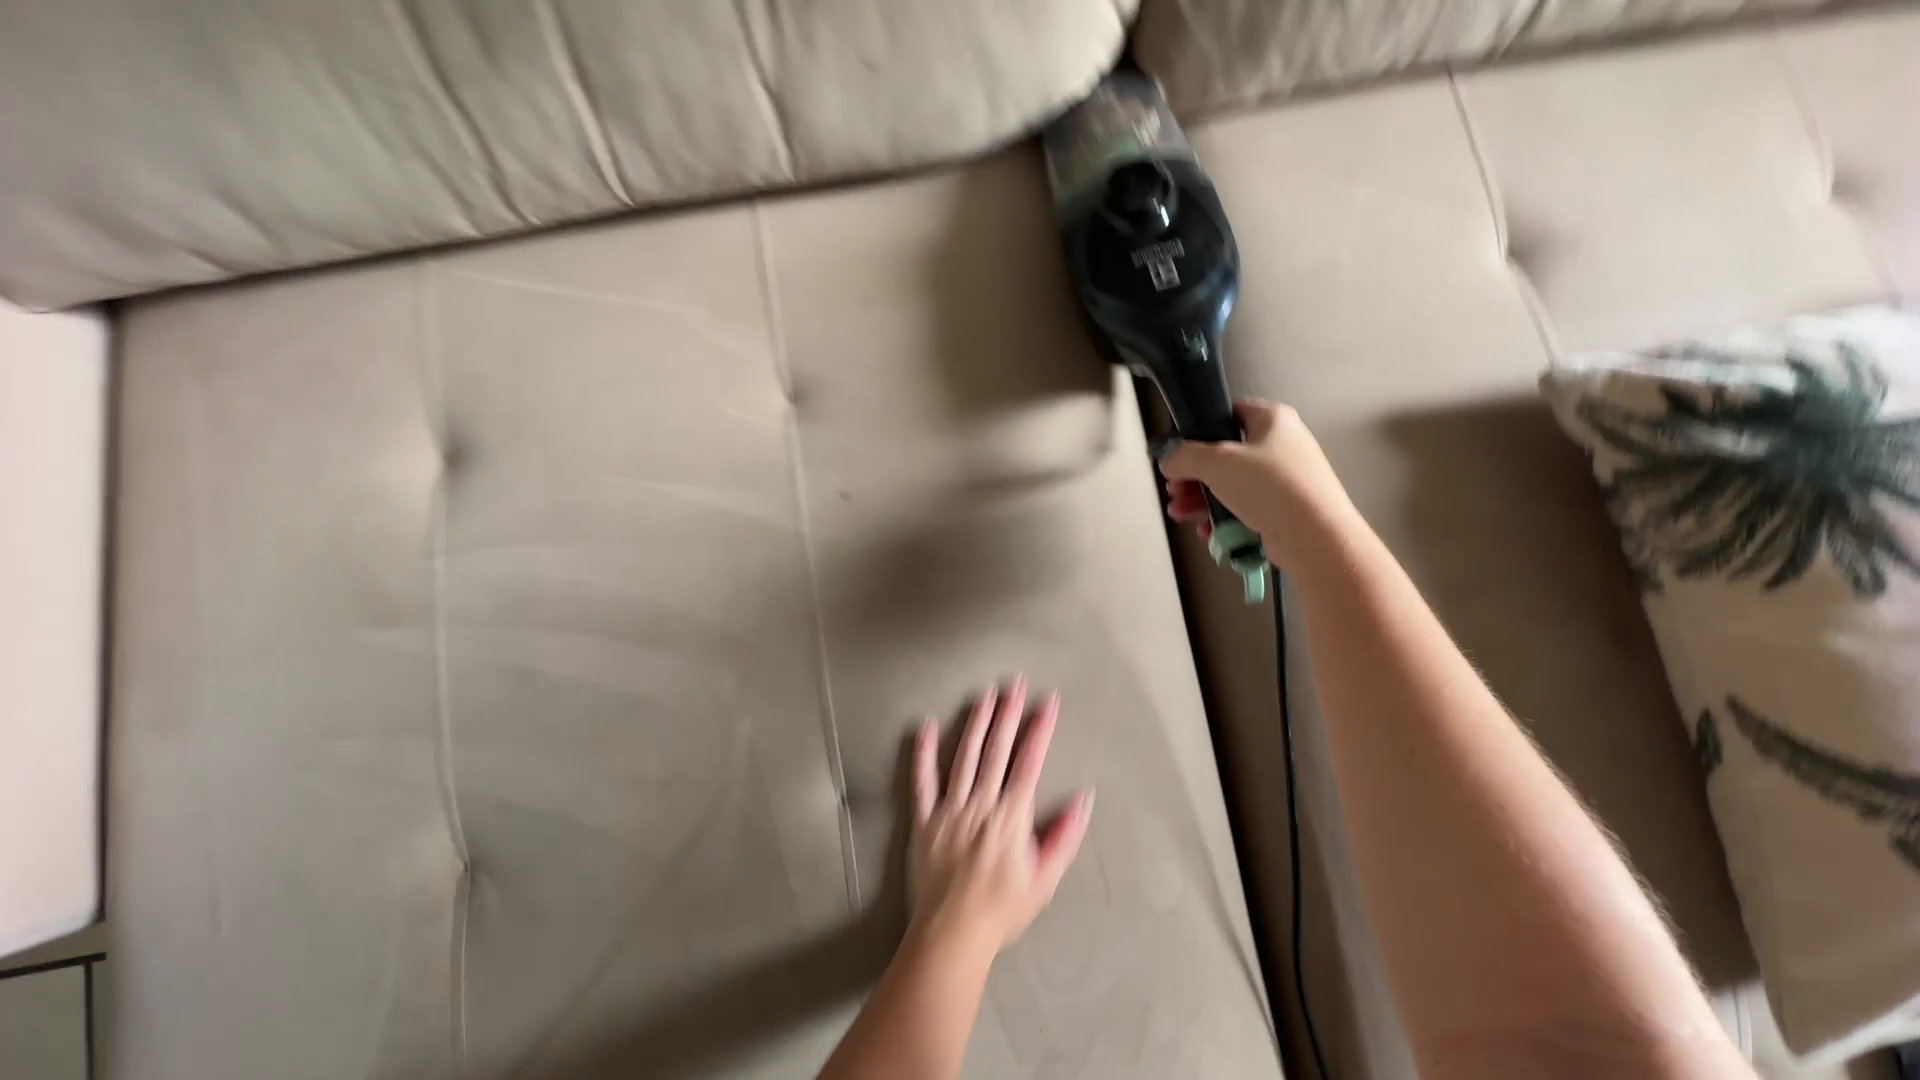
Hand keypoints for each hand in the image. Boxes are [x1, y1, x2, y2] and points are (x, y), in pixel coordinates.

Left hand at [909, 676, 1093, 956]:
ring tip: (985, 695)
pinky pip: (922, 781)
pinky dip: (923, 753)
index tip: (1049, 702)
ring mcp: (949, 809)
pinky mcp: (923, 820)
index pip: (1029, 762)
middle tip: (1015, 683)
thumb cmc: (1003, 910)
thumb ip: (1064, 836)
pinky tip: (925, 726)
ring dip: (976, 723)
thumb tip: (1084, 798)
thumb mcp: (1044, 879)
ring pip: (964, 757)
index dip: (1040, 729)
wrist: (952, 934)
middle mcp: (981, 804)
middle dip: (1008, 713)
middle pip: (996, 750)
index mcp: (1011, 815)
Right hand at [1160, 398, 1354, 561]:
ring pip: (1231, 484)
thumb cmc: (1267, 486)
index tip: (1180, 451)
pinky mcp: (1284, 508)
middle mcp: (1282, 444)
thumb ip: (1183, 456)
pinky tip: (1206, 530)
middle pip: (1225, 454)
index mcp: (1273, 420)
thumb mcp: (1216, 462)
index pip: (1230, 412)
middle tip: (1174, 490)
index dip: (1201, 428)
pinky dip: (1224, 516)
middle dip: (1193, 475)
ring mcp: (1285, 478)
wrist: (1313, 535)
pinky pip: (1245, 507)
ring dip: (1202, 499)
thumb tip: (1168, 461)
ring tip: (1180, 514)